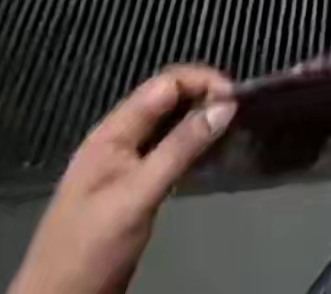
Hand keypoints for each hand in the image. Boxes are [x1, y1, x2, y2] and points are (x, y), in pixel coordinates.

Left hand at [8, 65, 235, 293]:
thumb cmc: (90, 248)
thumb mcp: (137, 196)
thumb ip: (180, 148)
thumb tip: (225, 106)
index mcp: (113, 132)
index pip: (164, 84)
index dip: (201, 82)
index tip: (235, 98)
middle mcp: (119, 139)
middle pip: (167, 99)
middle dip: (204, 96)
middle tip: (240, 111)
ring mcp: (125, 164)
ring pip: (169, 124)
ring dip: (200, 119)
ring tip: (233, 128)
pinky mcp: (134, 187)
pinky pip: (168, 150)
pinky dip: (193, 144)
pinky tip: (212, 153)